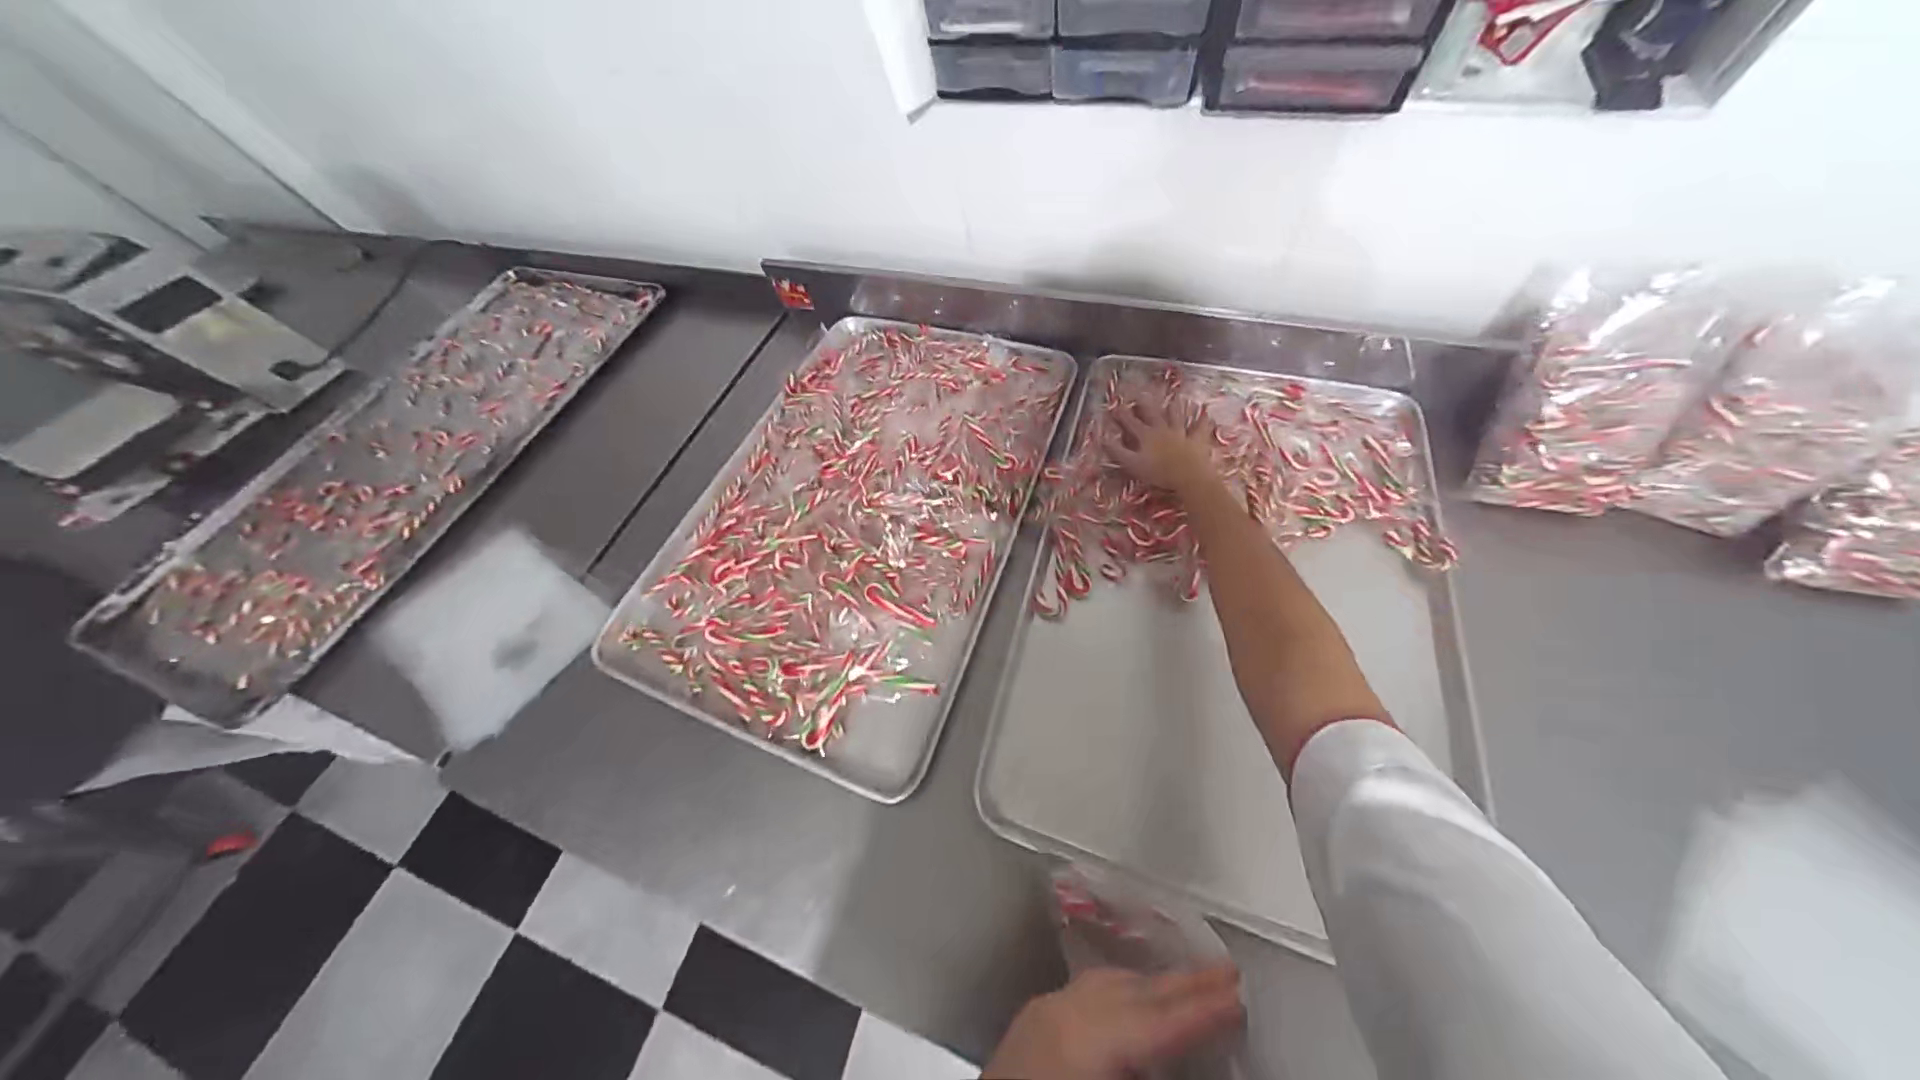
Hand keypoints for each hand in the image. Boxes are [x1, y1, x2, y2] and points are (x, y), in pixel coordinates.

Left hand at [982, 965, 1243, 1079]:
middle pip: (1135, 992)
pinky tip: (1138, 994)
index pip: (1157, 1021)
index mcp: (1086, 1042)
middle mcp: (1064, 1012)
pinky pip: (1087, 989)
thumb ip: (1154, 1069)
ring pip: (1111, 983)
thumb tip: (1191, 1058)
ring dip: (1154, 982)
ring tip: (1194, 982)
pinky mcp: (1035, 1018)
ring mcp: (1045, 1010)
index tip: (1239, 996)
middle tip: (1229, 974)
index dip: (1201, 1009)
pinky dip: (1122, 987)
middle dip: (1184, 983)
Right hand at [1108, 401, 1218, 494]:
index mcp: (1146, 436)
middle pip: (1152, 414)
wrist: (1188, 476)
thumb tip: (1103, 439)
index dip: (1122, 414)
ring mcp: (1181, 433)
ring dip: (1175, 407)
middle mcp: (1163, 430)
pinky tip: (1207, 413)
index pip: (1131, 423)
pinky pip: (1200, 428)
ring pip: (1177, 417)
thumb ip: (1118, 452)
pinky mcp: (1197, 441)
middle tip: (1140, 394)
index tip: (1115, 406)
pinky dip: (1203, 420)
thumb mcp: (1132, 464)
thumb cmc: (1158, 473)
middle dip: (1145, 404)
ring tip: (1175, 398)